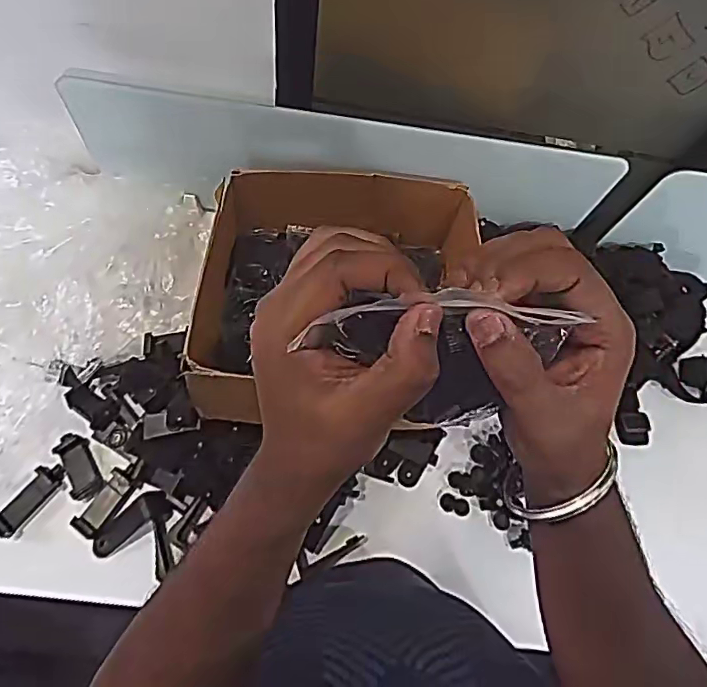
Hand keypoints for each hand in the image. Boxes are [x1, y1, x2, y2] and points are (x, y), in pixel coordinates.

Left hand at [248, 227, 441, 499]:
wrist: (296, 463)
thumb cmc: (322, 444)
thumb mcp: (372, 415)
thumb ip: (405, 366)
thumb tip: (428, 313)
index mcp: (284, 326)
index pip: (336, 266)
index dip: (386, 269)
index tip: (418, 297)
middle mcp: (278, 305)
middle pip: (333, 245)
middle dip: (384, 259)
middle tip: (415, 293)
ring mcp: (285, 301)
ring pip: (330, 243)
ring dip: (372, 253)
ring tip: (402, 285)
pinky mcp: (298, 303)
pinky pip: (328, 259)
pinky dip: (361, 261)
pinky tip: (384, 287)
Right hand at [449, 228, 634, 503]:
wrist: (559, 465)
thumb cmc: (565, 447)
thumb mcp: (542, 415)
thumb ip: (515, 369)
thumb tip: (486, 320)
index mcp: (605, 327)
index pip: (571, 271)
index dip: (528, 272)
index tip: (492, 293)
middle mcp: (585, 307)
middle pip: (550, 249)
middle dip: (506, 260)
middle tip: (474, 286)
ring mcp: (559, 304)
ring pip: (528, 252)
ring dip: (492, 262)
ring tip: (466, 289)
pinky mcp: (533, 308)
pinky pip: (509, 271)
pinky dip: (483, 274)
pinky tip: (466, 292)